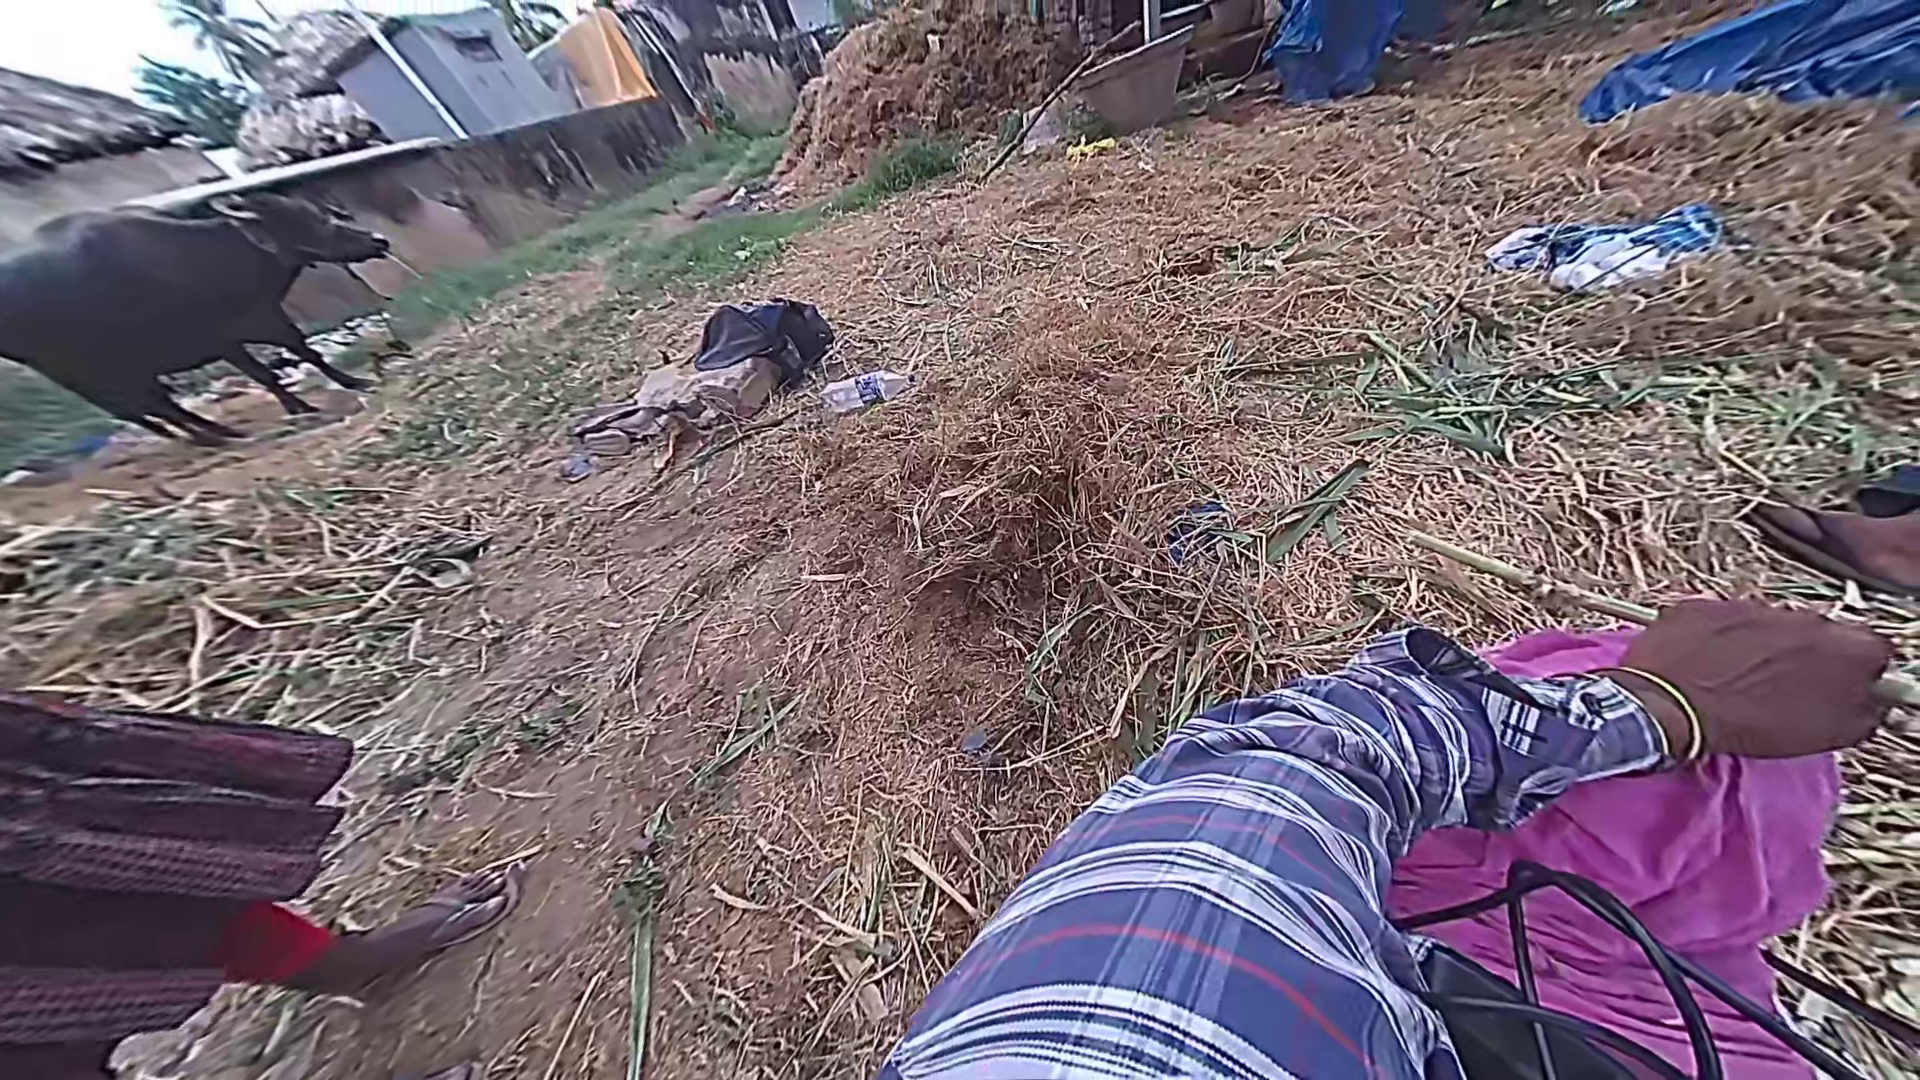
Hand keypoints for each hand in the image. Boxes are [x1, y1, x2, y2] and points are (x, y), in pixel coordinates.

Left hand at [1615, 599, 1891, 758]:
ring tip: (1727, 668)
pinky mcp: (1693, 606)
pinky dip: (1706, 632)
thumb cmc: (1753, 724)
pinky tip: (1695, 654)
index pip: (1866, 651)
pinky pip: (1710, 618)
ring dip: (1750, 639)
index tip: (1827, 683)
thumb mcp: (1839, 730)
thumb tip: (1865, 694)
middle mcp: (1801, 617)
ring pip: (1758, 622)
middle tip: (1770, 676)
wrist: (1669, 706)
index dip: (1845, 669)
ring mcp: (1743, 607)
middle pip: (1810, 632)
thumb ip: (1865, 703)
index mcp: (1851, 646)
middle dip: (1797, 650)